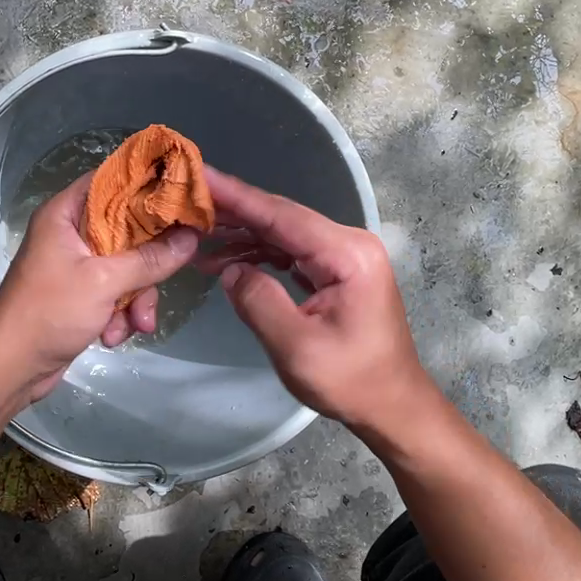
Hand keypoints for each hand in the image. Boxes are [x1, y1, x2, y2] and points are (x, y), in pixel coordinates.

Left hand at [0, 172, 199, 398]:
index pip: (110, 182)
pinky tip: (113, 336)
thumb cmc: (50, 312)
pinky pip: (113, 293)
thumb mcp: (104, 282)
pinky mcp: (78, 294)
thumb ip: (150, 259)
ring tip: (135, 325)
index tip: (178, 201)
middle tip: (161, 281)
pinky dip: (119, 314)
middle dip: (146, 267)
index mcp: (64, 214)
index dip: (145, 189)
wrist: (12, 367)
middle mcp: (68, 233)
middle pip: (126, 231)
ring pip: (125, 267)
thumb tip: (191, 237)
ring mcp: (73, 266)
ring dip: (135, 299)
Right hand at [195, 167, 430, 430]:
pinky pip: (291, 251)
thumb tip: (229, 270)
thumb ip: (257, 302)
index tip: (200, 174)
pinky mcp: (337, 271)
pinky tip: (226, 260)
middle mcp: (348, 243)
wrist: (393, 406)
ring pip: (283, 232)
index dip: (237, 196)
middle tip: (187, 200)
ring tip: (196, 236)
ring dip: (242, 234)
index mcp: (346, 254)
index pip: (280, 215)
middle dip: (233, 209)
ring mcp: (344, 256)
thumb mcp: (296, 348)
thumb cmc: (351, 381)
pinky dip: (258, 253)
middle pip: (281, 217)